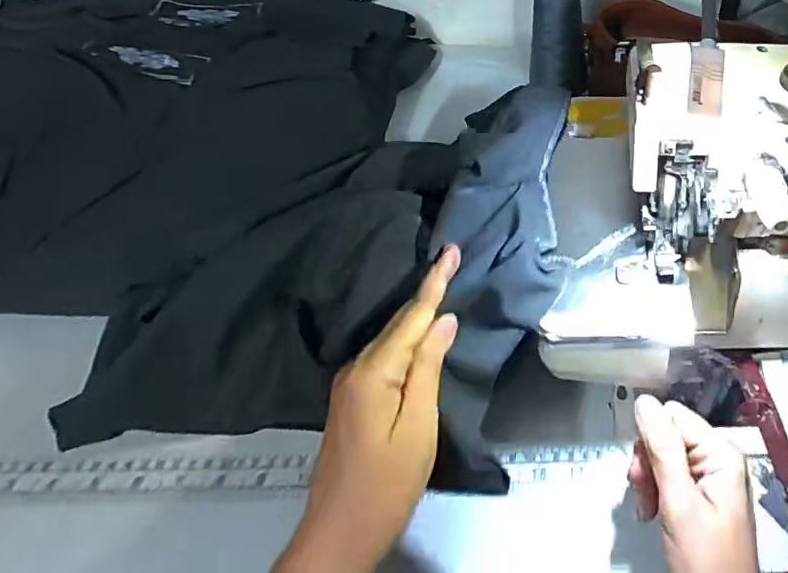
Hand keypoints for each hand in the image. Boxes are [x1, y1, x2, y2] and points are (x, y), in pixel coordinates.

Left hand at [274, 245, 460, 572]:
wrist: (337, 538)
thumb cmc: (386, 485)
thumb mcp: (418, 426)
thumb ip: (429, 368)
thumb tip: (443, 321)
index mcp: (373, 373)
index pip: (412, 317)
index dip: (435, 282)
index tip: (450, 250)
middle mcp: (355, 370)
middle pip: (398, 322)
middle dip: (427, 291)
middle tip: (450, 259)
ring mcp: (349, 385)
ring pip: (390, 338)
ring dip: (417, 312)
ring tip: (441, 285)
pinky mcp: (351, 400)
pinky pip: (384, 355)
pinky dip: (405, 336)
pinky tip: (419, 331)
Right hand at [628, 394, 757, 572]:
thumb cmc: (705, 560)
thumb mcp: (679, 504)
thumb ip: (663, 450)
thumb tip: (645, 402)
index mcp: (721, 451)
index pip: (674, 417)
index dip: (651, 441)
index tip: (639, 476)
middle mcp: (719, 456)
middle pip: (669, 435)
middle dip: (649, 463)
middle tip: (643, 498)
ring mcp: (713, 477)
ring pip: (667, 456)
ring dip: (650, 480)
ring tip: (647, 510)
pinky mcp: (704, 496)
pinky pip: (673, 477)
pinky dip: (658, 492)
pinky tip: (653, 512)